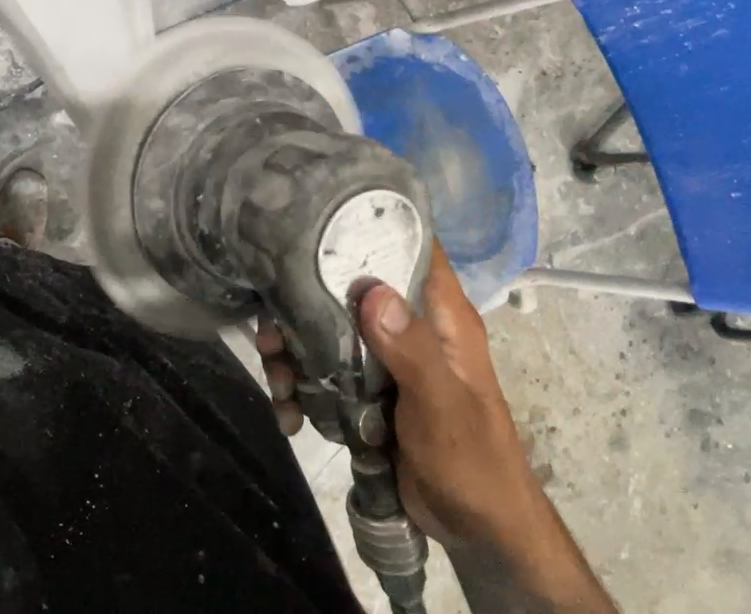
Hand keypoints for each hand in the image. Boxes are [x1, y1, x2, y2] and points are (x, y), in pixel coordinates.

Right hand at [254, 245, 535, 543]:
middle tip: (272, 333)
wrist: (478, 530)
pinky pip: (323, 374)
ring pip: (326, 333)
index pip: (411, 247)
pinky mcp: (366, 391)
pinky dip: (301, 390)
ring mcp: (385, 360)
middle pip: (347, 292)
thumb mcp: (444, 407)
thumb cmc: (473, 463)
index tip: (315, 220)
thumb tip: (372, 290)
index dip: (369, 224)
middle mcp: (410, 328)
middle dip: (303, 307)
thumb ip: (413, 351)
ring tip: (279, 385)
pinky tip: (290, 415)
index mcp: (440, 318)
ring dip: (293, 355)